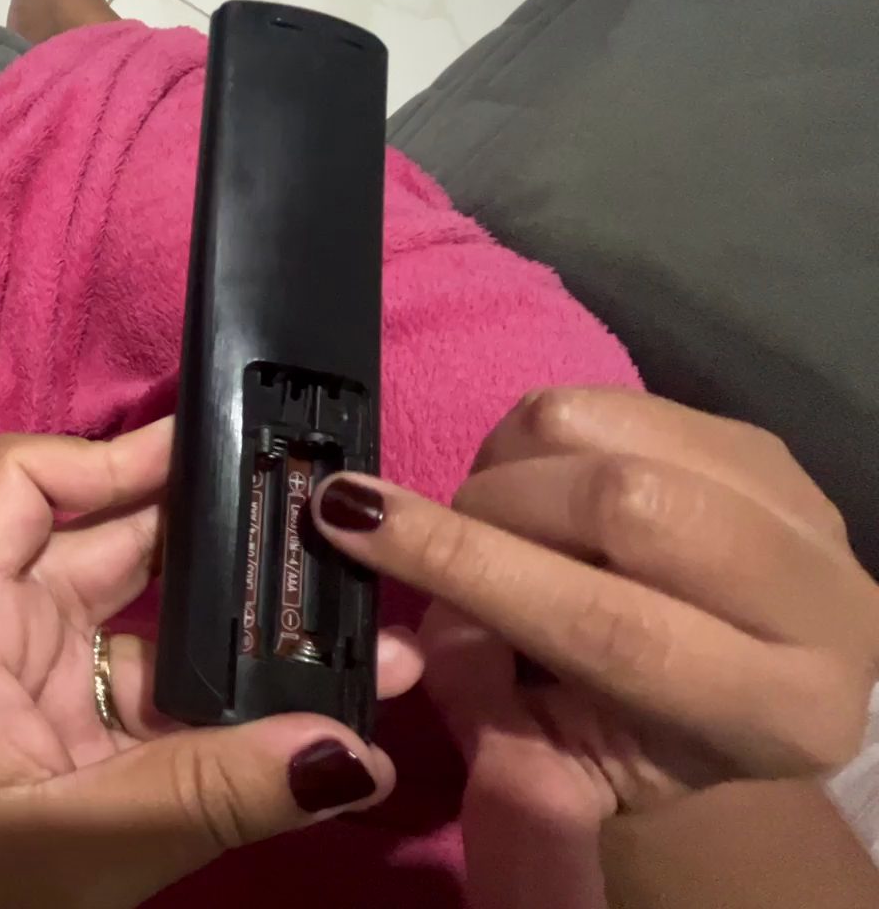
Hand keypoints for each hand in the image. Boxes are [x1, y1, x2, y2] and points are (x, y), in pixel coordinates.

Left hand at [0, 420, 421, 908]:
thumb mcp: (71, 841)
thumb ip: (205, 792)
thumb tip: (350, 749)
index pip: (18, 483)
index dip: (100, 457)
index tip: (201, 459)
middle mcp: (9, 621)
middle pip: (104, 535)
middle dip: (207, 521)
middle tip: (313, 511)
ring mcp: (48, 672)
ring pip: (148, 612)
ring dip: (238, 609)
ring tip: (342, 599)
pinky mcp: (78, 724)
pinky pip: (161, 686)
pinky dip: (230, 688)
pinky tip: (314, 697)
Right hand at [311, 388, 878, 825]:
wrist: (711, 679)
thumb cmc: (604, 725)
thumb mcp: (542, 767)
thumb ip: (494, 770)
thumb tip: (395, 663)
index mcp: (767, 713)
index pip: (604, 624)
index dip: (456, 560)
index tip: (346, 514)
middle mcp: (825, 609)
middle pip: (621, 502)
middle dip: (484, 504)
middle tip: (441, 534)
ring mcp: (799, 507)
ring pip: (594, 431)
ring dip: (503, 467)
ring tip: (502, 517)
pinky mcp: (754, 444)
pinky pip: (594, 399)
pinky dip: (525, 437)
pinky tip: (539, 484)